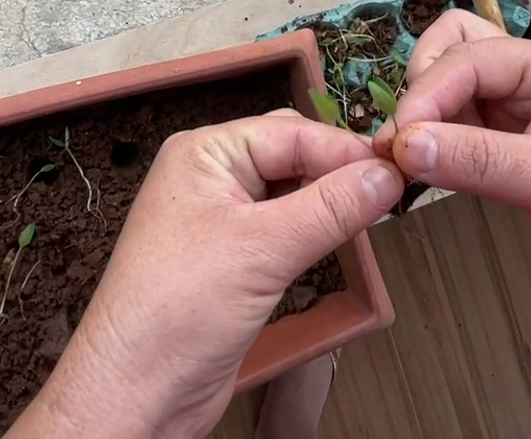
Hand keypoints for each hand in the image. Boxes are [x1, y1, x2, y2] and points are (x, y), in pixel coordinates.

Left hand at [10, 111, 402, 438]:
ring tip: (376, 208)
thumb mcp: (263, 248)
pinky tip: (342, 234)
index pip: (291, 132)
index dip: (344, 149)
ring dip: (330, 199)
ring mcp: (221, 216)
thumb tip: (387, 174)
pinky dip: (316, 227)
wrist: (133, 398)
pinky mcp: (232, 257)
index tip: (397, 167)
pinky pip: (284, 226)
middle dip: (337, 169)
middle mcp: (212, 174)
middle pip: (291, 154)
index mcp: (206, 152)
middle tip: (390, 187)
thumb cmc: (178, 310)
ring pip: (291, 190)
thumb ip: (329, 207)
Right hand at [374, 9, 530, 319]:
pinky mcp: (509, 159)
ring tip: (403, 156)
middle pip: (456, 49)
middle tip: (405, 133)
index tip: (402, 136)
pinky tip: (420, 171)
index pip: (472, 56)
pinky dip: (433, 147)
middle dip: (424, 81)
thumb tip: (405, 143)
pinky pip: (458, 137)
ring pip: (452, 92)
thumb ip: (480, 159)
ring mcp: (519, 121)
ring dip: (424, 115)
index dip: (430, 89)